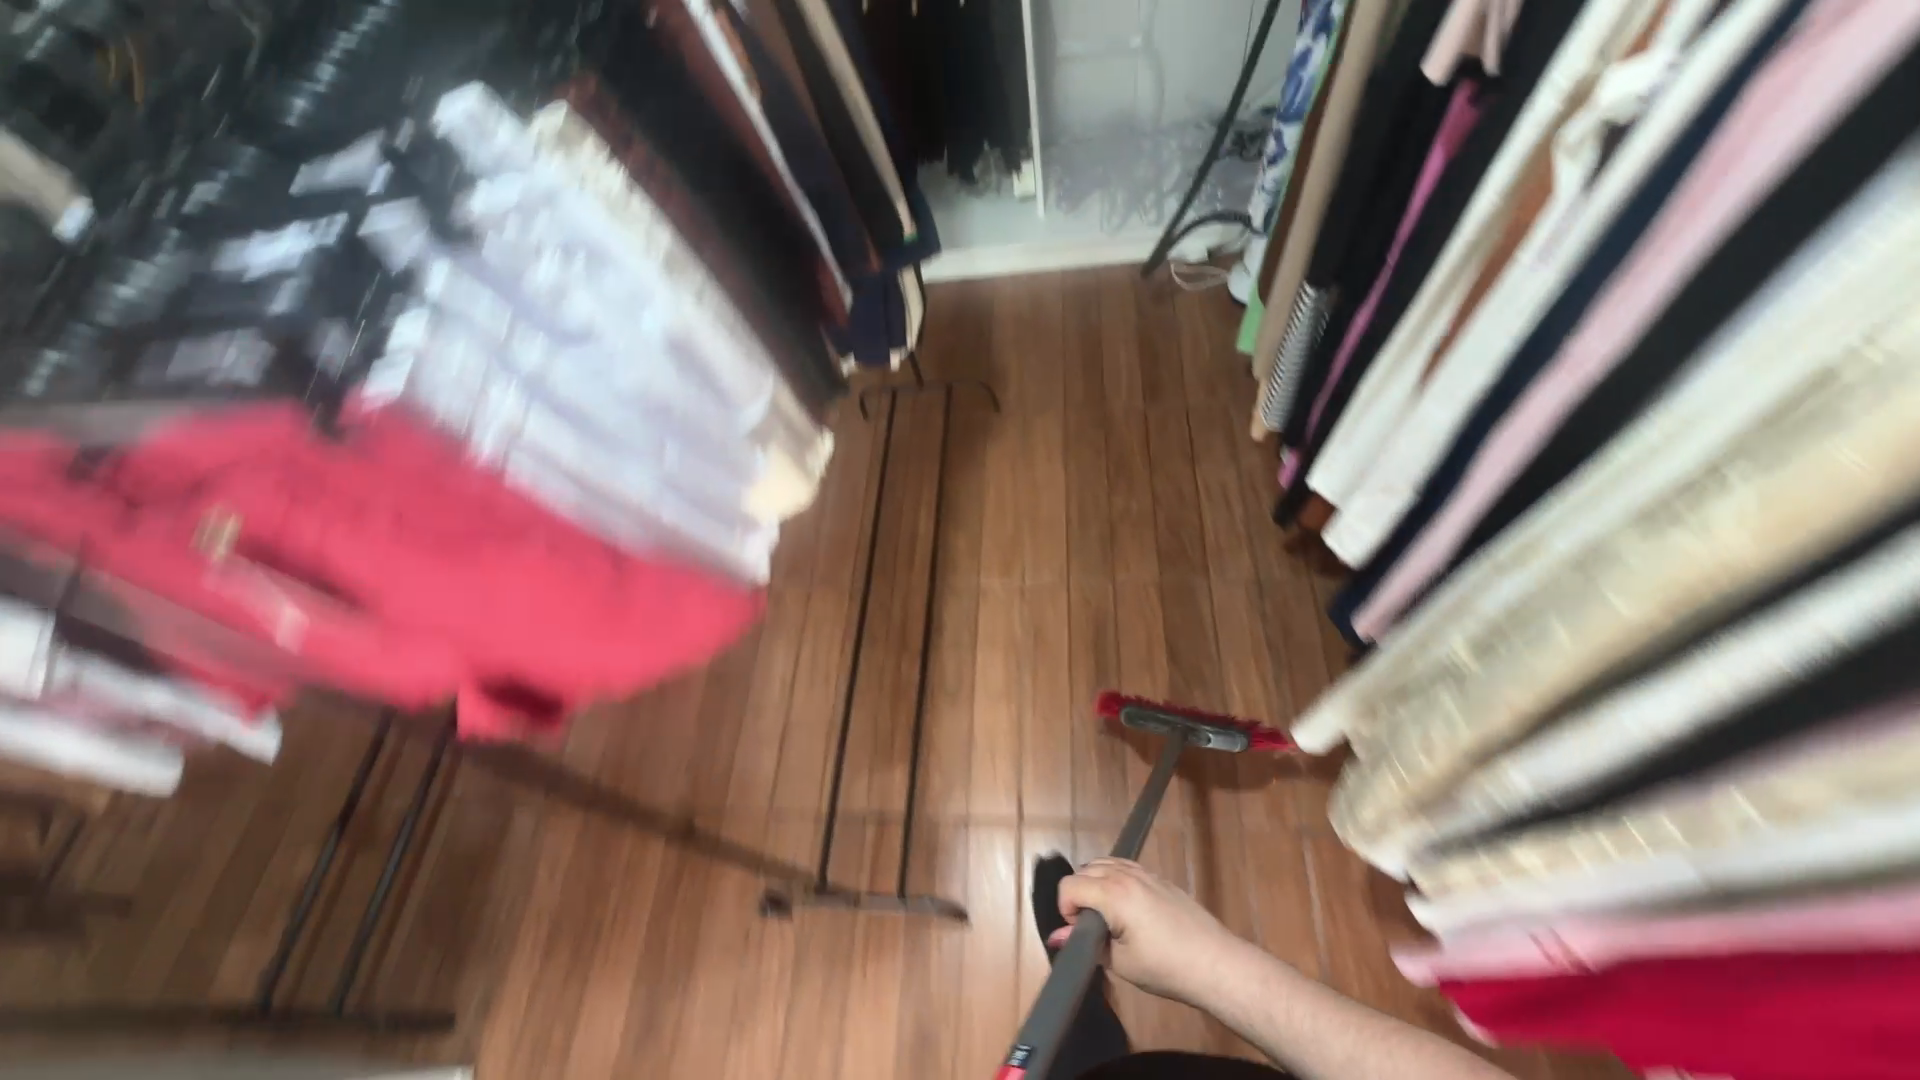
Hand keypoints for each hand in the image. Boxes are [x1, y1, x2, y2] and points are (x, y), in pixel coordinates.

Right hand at [1052, 857, 1252, 1004]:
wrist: (1215, 963)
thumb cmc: (1165, 967)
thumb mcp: (1120, 962)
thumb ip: (1086, 943)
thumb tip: (1056, 938)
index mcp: (1113, 893)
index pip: (1069, 886)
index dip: (1066, 910)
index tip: (1080, 934)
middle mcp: (1125, 874)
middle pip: (1084, 870)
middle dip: (1079, 896)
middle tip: (1091, 929)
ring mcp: (1145, 872)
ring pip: (1104, 863)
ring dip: (1096, 884)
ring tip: (1108, 917)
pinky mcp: (1159, 878)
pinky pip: (1124, 866)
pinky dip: (1114, 879)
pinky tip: (1126, 907)